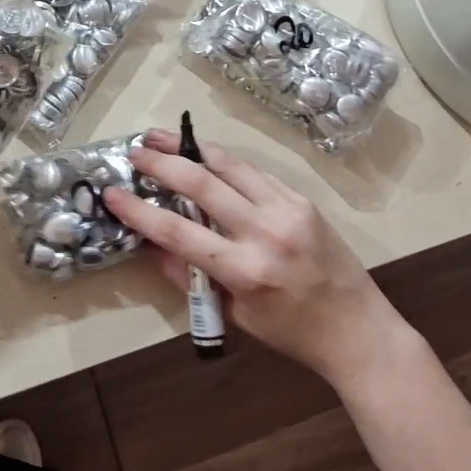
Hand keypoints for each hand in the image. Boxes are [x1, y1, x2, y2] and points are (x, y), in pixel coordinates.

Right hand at [103, 129, 412, 387]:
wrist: (358, 329)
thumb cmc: (293, 333)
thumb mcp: (236, 315)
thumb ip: (193, 278)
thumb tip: (153, 246)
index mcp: (245, 271)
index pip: (178, 232)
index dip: (140, 211)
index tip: (112, 193)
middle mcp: (265, 232)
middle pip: (201, 184)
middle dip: (162, 163)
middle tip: (134, 152)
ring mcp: (287, 210)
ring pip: (229, 165)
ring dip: (190, 147)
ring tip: (160, 137)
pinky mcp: (302, 200)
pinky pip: (254, 173)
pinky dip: (224, 161)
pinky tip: (203, 155)